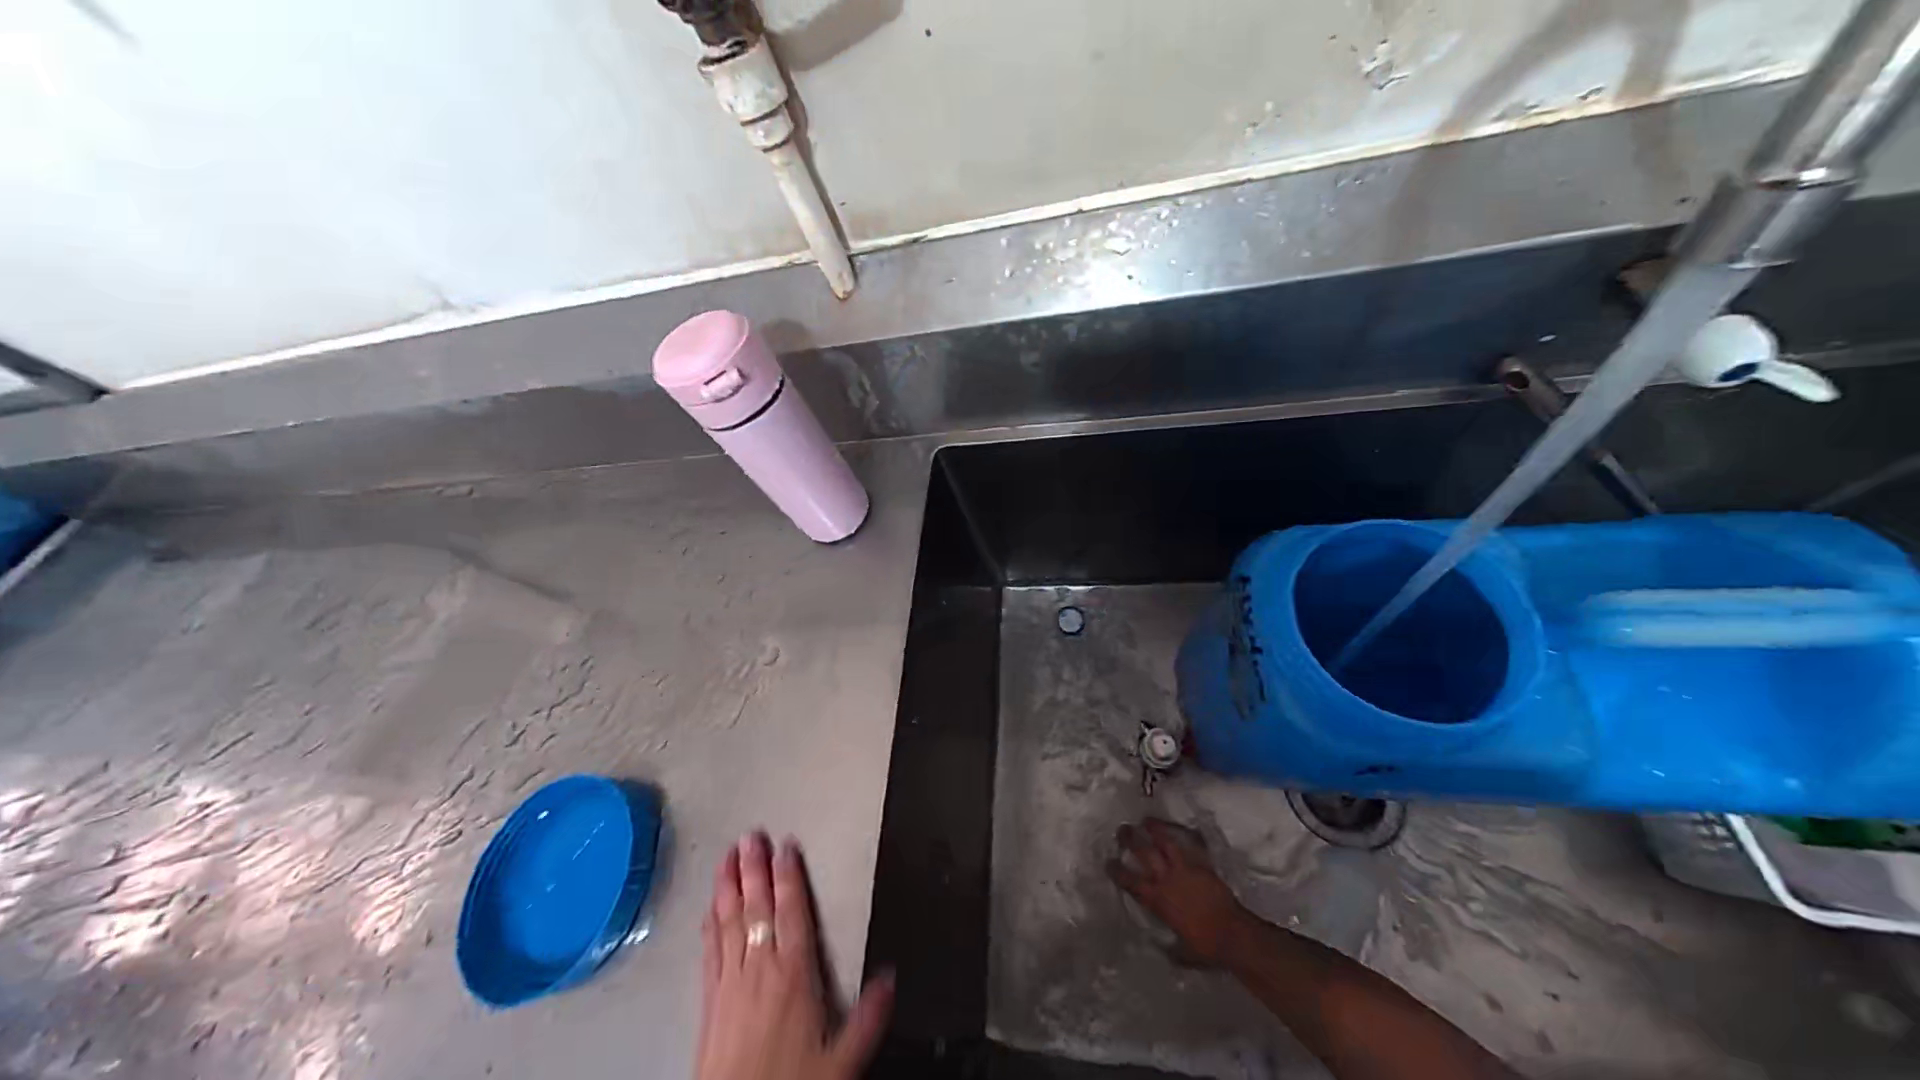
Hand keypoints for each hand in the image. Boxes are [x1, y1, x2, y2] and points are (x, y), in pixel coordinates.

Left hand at [696, 832, 893, 1079]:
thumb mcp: (842, 1060)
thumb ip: (869, 1016)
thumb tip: (891, 978)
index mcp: (794, 974)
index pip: (791, 912)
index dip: (788, 875)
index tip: (786, 847)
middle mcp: (760, 969)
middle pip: (757, 906)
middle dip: (754, 868)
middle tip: (751, 836)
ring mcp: (730, 981)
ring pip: (729, 920)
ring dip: (728, 885)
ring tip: (727, 855)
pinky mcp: (709, 1000)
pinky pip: (709, 949)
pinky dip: (710, 922)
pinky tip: (709, 906)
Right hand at [1107, 818, 1249, 966]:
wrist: (1233, 935)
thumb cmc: (1206, 946)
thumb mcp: (1184, 953)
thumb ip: (1173, 949)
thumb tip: (1166, 951)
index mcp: (1157, 900)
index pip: (1131, 881)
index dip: (1117, 871)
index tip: (1109, 862)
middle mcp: (1167, 880)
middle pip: (1145, 853)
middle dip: (1131, 839)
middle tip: (1122, 829)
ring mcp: (1186, 870)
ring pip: (1167, 843)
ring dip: (1156, 830)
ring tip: (1147, 820)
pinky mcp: (1203, 867)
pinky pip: (1193, 848)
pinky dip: (1187, 838)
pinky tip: (1182, 830)